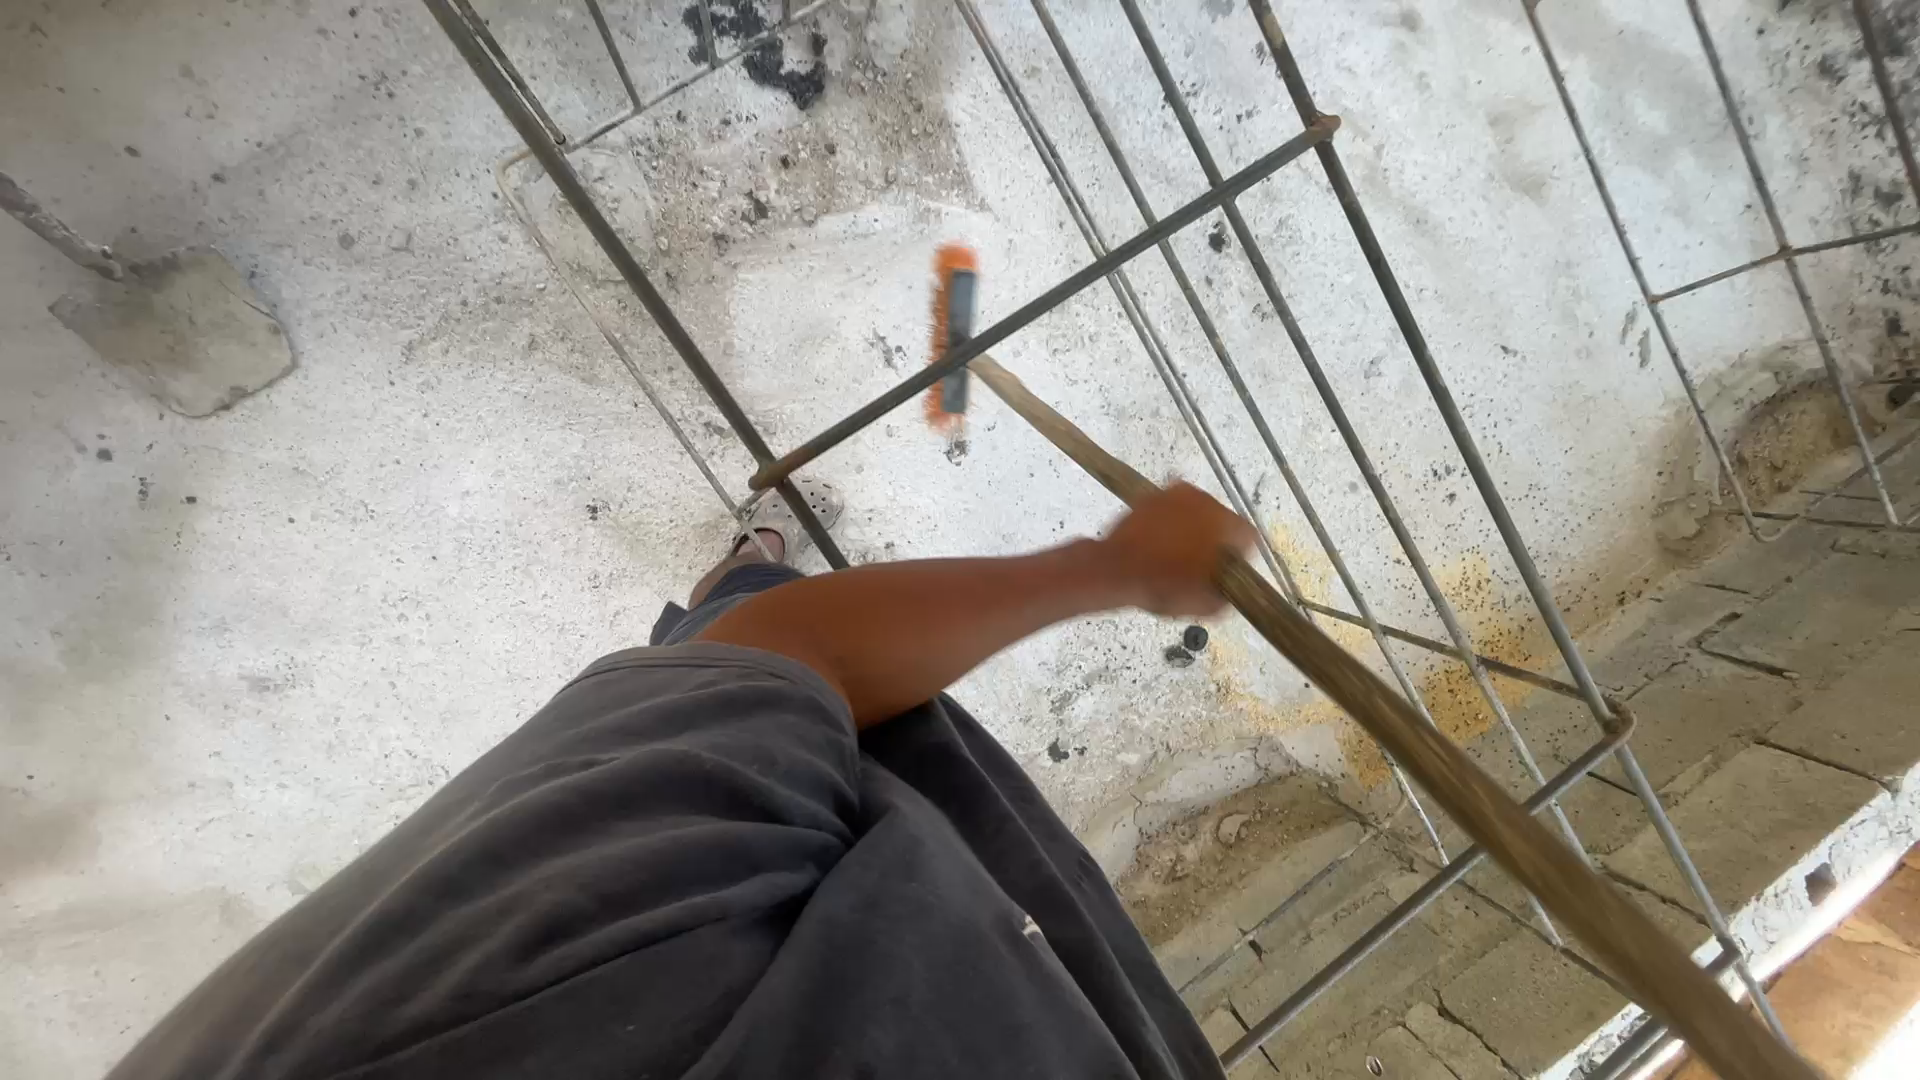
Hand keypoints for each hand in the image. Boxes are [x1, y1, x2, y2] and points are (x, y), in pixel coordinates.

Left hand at [1094, 482, 1255, 616]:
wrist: (1114, 569)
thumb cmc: (1161, 586)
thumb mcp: (1204, 604)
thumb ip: (1227, 595)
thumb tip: (1229, 591)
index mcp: (1225, 524)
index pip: (1249, 537)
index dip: (1238, 557)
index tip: (1226, 570)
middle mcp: (1205, 501)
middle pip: (1223, 520)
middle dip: (1215, 539)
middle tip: (1201, 563)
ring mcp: (1177, 493)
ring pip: (1197, 511)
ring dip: (1194, 528)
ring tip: (1177, 553)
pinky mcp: (1153, 495)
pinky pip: (1172, 508)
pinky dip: (1171, 521)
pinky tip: (1161, 541)